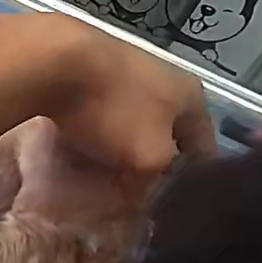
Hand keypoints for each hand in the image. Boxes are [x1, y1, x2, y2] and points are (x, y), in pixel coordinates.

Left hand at [24, 13, 214, 190]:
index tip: (177, 203)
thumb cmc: (116, 109)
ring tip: (104, 172)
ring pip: (133, 121)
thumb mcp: (149, 157)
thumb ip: (155, 180)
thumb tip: (142, 194)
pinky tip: (80, 145)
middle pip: (166, 133)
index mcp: (191, 94)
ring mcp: (128, 68)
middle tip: (137, 191)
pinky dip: (97, 128)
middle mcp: (166, 76)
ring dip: (122, 146)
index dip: (194, 179)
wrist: (57, 60)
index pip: (205, 146)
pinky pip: (103, 109)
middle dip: (153, 162)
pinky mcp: (93, 67)